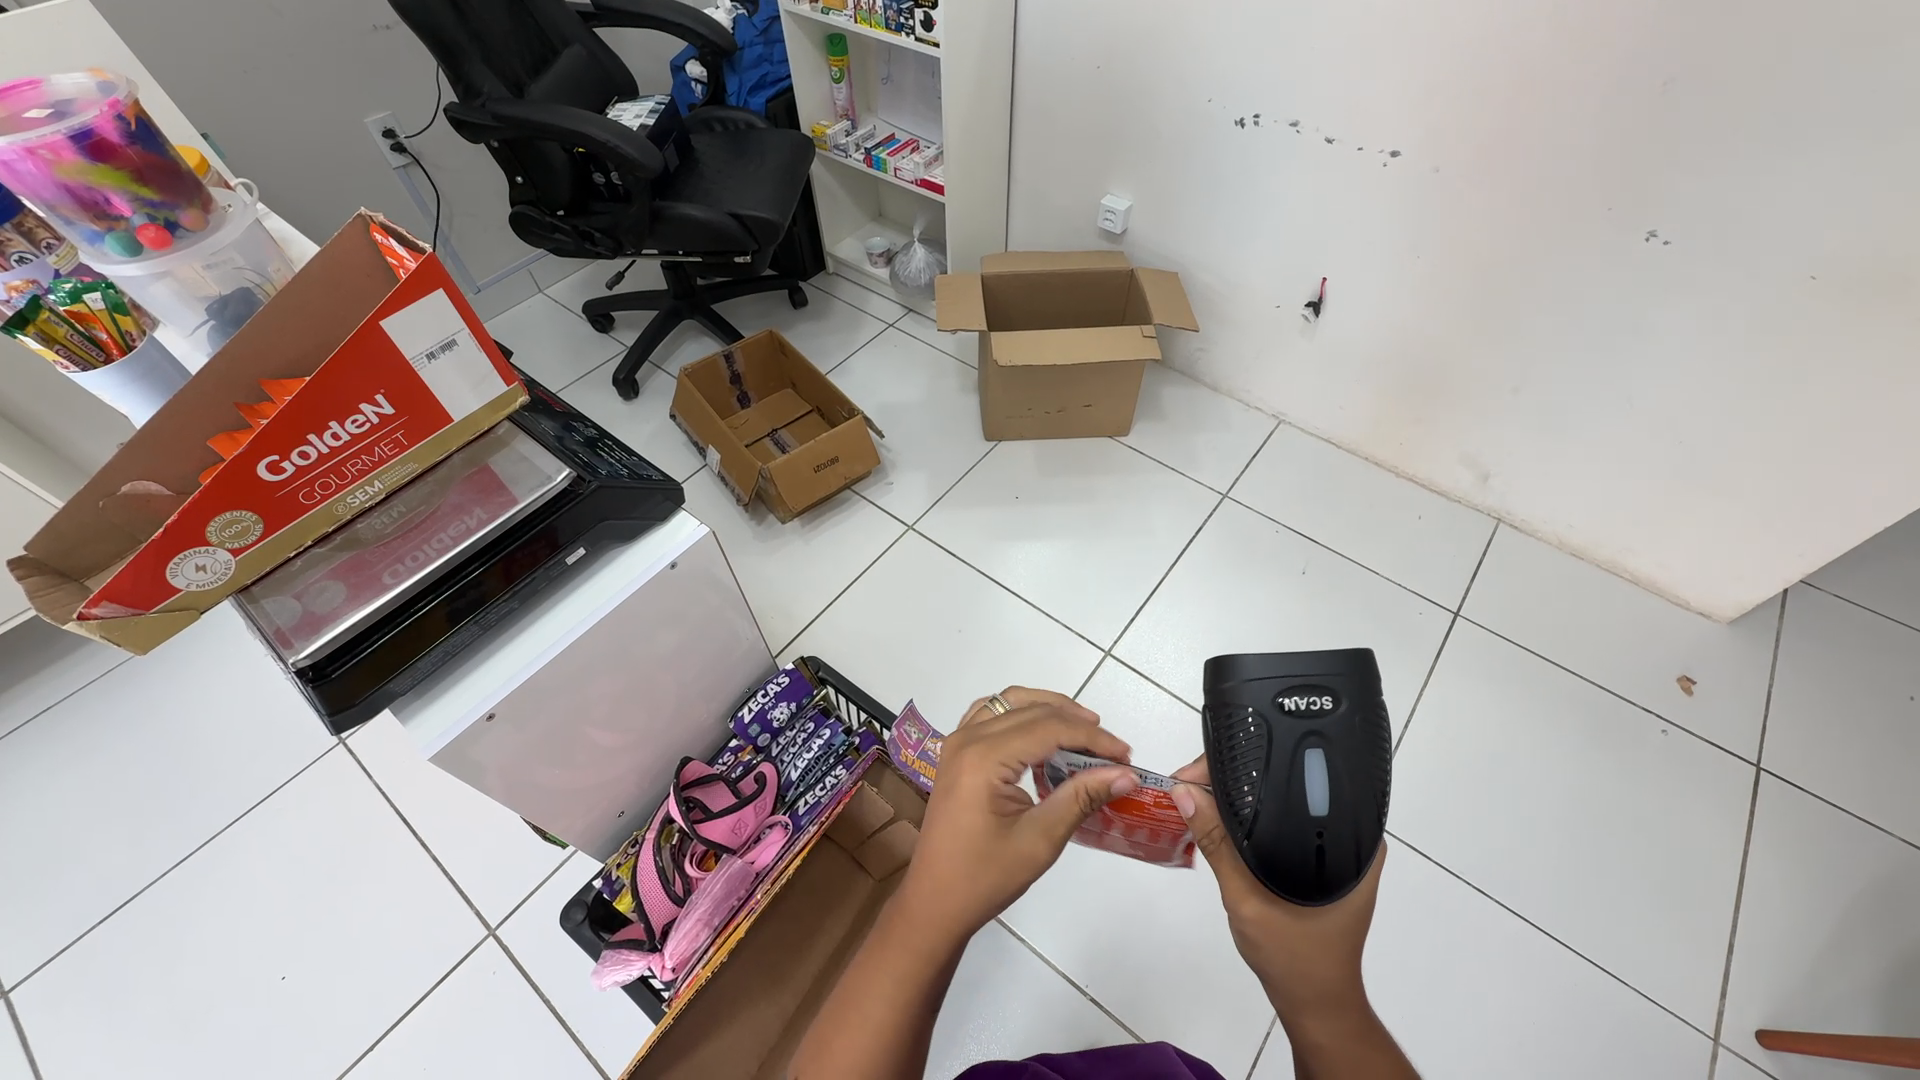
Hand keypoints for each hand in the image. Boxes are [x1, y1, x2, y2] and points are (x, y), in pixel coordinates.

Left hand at [900, 688, 1138, 938]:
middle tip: (1111, 750)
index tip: (1126, 756)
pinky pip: (990, 714)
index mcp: (984, 758)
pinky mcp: (955, 753)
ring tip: (1084, 731)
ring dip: (1048, 709)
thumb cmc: (986, 876)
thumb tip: (1125, 774)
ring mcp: (957, 743)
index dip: (1092, 738)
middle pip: (1031, 710)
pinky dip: (1020, 714)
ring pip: (1008, 703)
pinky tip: (1041, 734)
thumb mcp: (1040, 839)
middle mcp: (967, 739)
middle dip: (1076, 724)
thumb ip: (1081, 797)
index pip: (1049, 728)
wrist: (935, 901)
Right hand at [1171, 756, 1385, 1026]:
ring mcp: (1332, 849)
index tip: (1201, 770)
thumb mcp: (1246, 897)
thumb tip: (1184, 792)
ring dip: (1234, 800)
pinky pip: (1277, 826)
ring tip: (1194, 796)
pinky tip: (1217, 820)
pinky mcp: (1316, 862)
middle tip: (1187, 785)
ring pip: (1276, 805)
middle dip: (1229, 781)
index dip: (1244, 765)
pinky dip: (1246, 821)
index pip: (1294, 776)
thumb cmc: (1291, 955)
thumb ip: (1216, 843)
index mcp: (1350, 835)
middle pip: (1282, 786)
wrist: (1314, 1004)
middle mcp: (1348, 834)